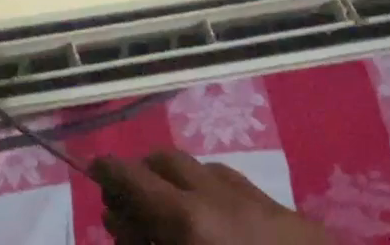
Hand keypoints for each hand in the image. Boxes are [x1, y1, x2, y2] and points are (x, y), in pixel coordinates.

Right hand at [93, 151, 332, 244]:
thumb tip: (123, 224)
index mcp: (190, 221)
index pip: (133, 176)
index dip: (108, 172)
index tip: (94, 174)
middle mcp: (221, 197)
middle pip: (166, 160)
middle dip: (142, 173)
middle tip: (131, 206)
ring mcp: (261, 203)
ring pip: (205, 169)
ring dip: (179, 184)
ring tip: (173, 218)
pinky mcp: (295, 220)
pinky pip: (241, 189)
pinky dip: (216, 196)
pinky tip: (222, 228)